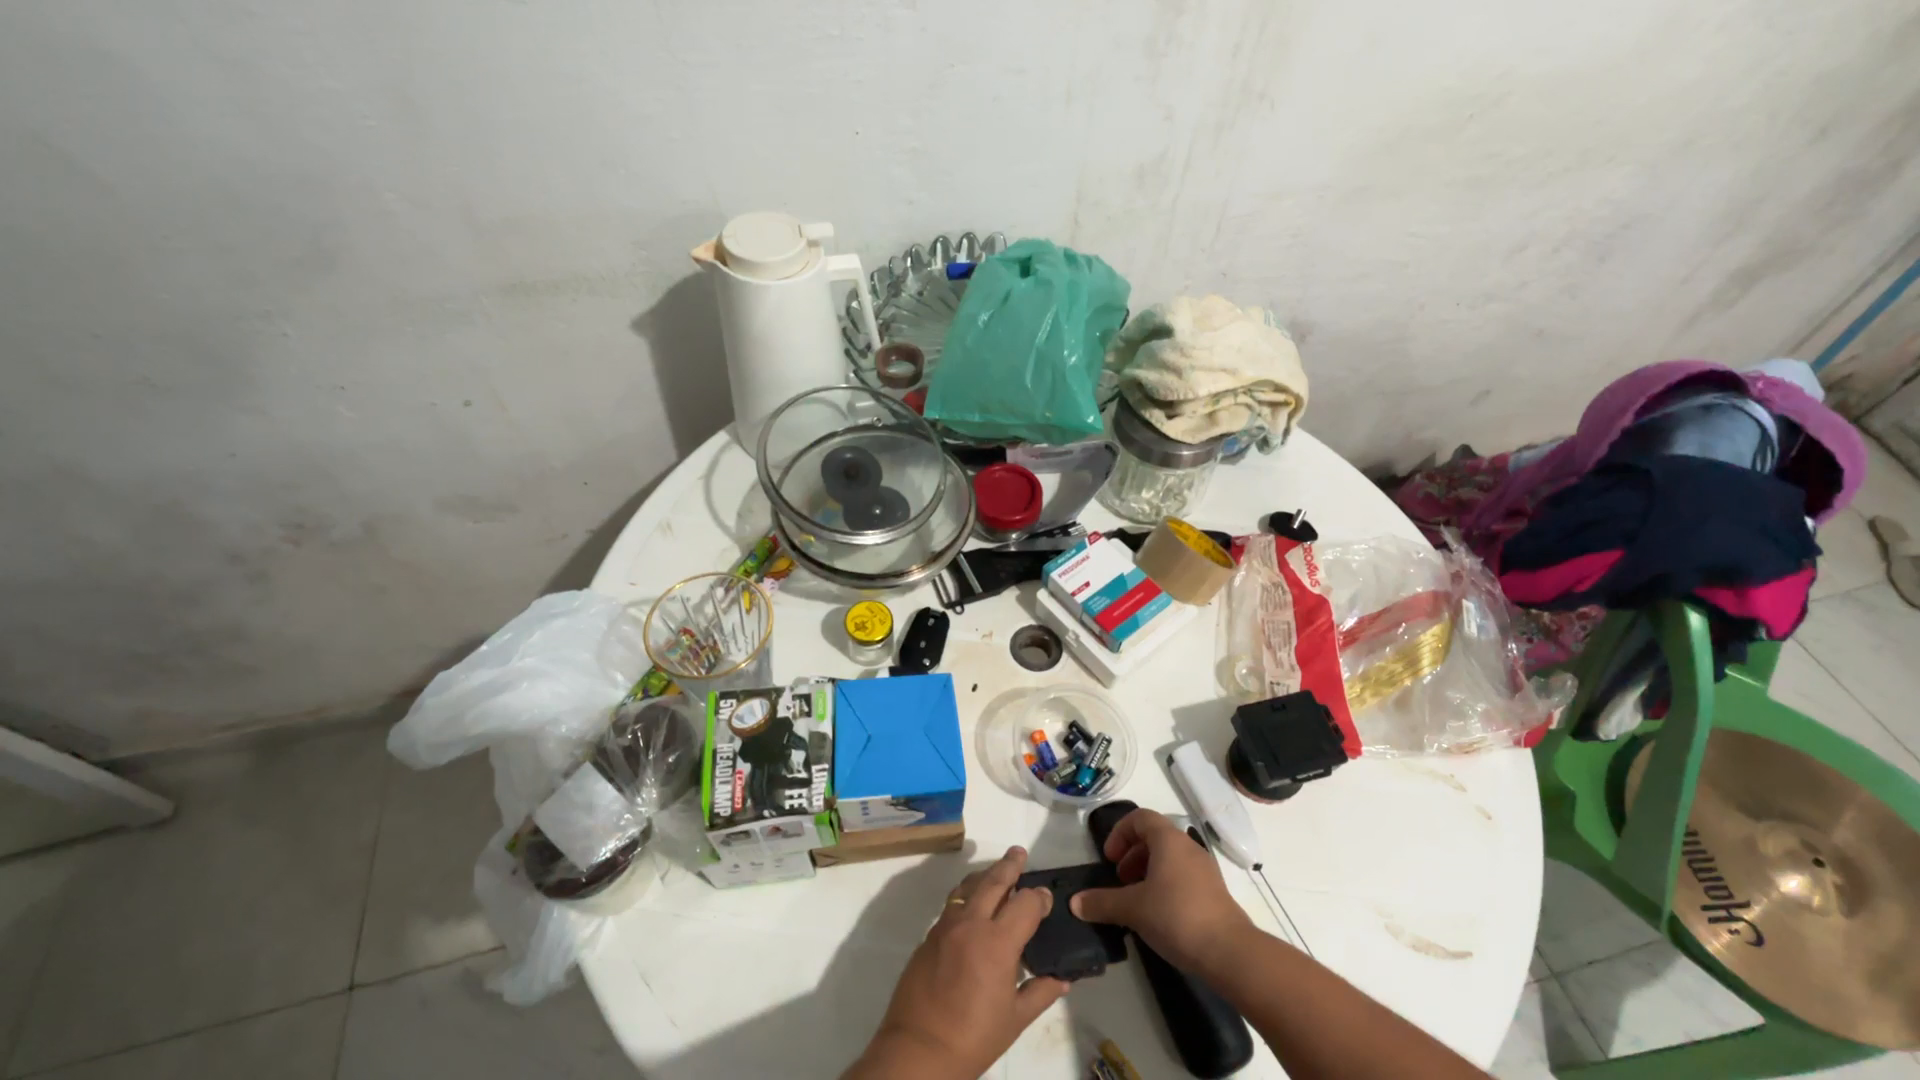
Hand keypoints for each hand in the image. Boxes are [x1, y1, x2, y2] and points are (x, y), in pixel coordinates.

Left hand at [847, 847, 1069, 1079]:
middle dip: (1009, 866)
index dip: (1039, 898)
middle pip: (993, 883)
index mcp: (997, 942)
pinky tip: (972, 906)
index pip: (1025, 904)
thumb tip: (1062, 980)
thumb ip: (1040, 992)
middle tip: (1019, 853)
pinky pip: (951, 906)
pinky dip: (965, 897)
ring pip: (967, 888)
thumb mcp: (1015, 1019)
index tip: (1046, 898)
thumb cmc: (973, 1037)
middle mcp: (971, 925)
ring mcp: (945, 928)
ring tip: (996, 872)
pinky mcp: (928, 938)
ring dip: (984, 877)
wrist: (918, 1049)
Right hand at [1070, 808, 1255, 974]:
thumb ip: (1101, 902)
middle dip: (1131, 855)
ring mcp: (1204, 870)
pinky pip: (1182, 877)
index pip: (1141, 818)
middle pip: (1155, 838)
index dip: (1119, 832)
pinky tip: (1155, 915)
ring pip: (1169, 859)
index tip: (1109, 859)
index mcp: (1169, 841)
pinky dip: (1164, 886)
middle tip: (1119, 880)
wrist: (1229, 952)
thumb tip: (1074, 902)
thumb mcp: (1132, 909)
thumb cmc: (1176, 916)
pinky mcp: (1213, 893)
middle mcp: (1189, 848)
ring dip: (1147, 872)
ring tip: (1135, 900)